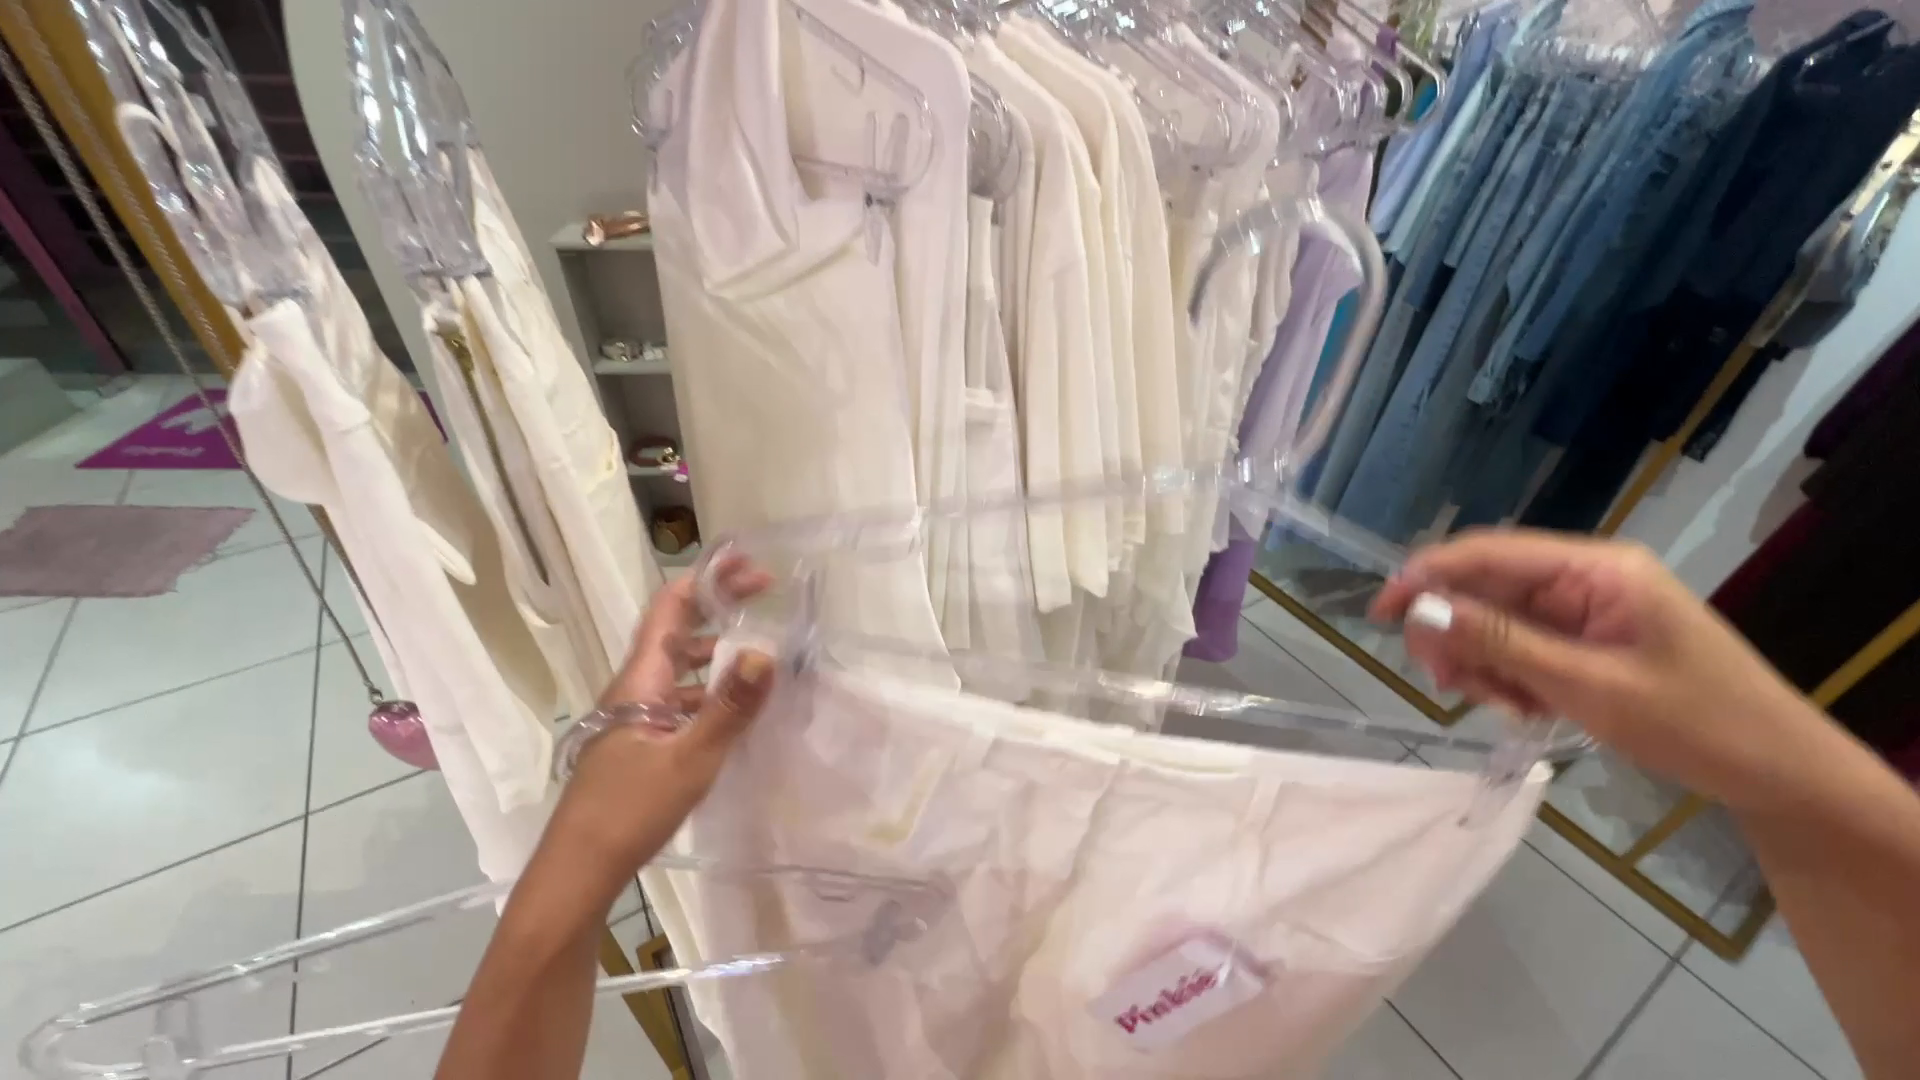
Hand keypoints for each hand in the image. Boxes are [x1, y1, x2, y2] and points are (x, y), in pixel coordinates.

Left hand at [548, 557, 776, 876]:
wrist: (577, 873)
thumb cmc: (628, 812)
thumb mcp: (690, 759)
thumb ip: (728, 707)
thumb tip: (765, 651)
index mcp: (639, 680)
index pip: (670, 609)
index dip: (708, 580)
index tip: (750, 566)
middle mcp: (634, 690)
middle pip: (675, 632)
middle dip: (718, 608)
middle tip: (765, 598)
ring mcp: (634, 719)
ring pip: (677, 669)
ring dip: (715, 651)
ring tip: (758, 651)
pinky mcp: (640, 746)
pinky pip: (679, 701)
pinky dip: (708, 691)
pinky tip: (733, 712)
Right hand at [1370, 530, 1835, 811]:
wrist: (1780, 775)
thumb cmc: (1695, 724)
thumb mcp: (1588, 686)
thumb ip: (1500, 642)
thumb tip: (1421, 611)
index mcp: (1594, 568)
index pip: (1486, 553)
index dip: (1425, 576)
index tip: (1381, 613)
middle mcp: (1581, 577)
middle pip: (1482, 588)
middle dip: (1455, 634)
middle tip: (1445, 682)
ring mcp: (1581, 608)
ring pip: (1491, 621)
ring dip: (1480, 663)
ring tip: (1502, 707)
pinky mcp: (1580, 639)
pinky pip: (1515, 646)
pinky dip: (1504, 677)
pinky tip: (1522, 708)